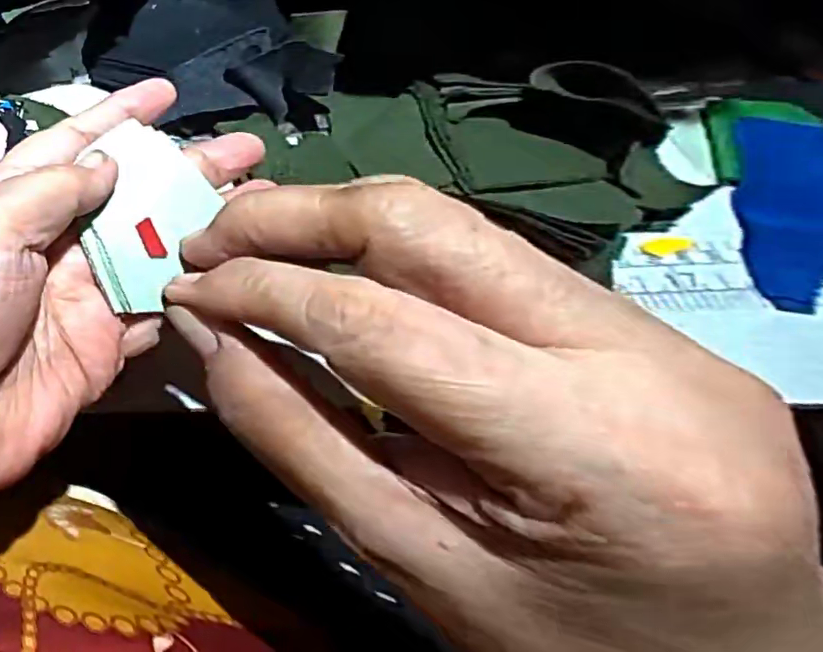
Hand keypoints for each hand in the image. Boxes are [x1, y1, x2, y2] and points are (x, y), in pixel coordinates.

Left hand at [0, 79, 264, 538]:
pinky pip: (151, 310)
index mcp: (7, 202)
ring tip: (256, 199)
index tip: (163, 94)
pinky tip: (229, 269)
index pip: (70, 146)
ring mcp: (74, 295)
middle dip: (178, 167)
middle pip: (124, 194)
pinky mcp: (96, 347)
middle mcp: (45, 241)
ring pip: (148, 247)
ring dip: (197, 224)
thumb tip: (106, 161)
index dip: (116, 116)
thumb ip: (47, 191)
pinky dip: (188, 289)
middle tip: (242, 147)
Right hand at [165, 178, 822, 651]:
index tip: (185, 290)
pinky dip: (363, 240)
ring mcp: (637, 317)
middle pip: (415, 220)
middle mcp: (633, 351)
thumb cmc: (572, 648)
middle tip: (205, 240)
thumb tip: (201, 332)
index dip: (258, 291)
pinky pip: (459, 244)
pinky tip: (314, 256)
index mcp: (596, 449)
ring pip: (435, 214)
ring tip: (243, 240)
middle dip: (285, 216)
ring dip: (318, 216)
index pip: (376, 322)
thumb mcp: (408, 560)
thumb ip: (288, 434)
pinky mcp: (616, 307)